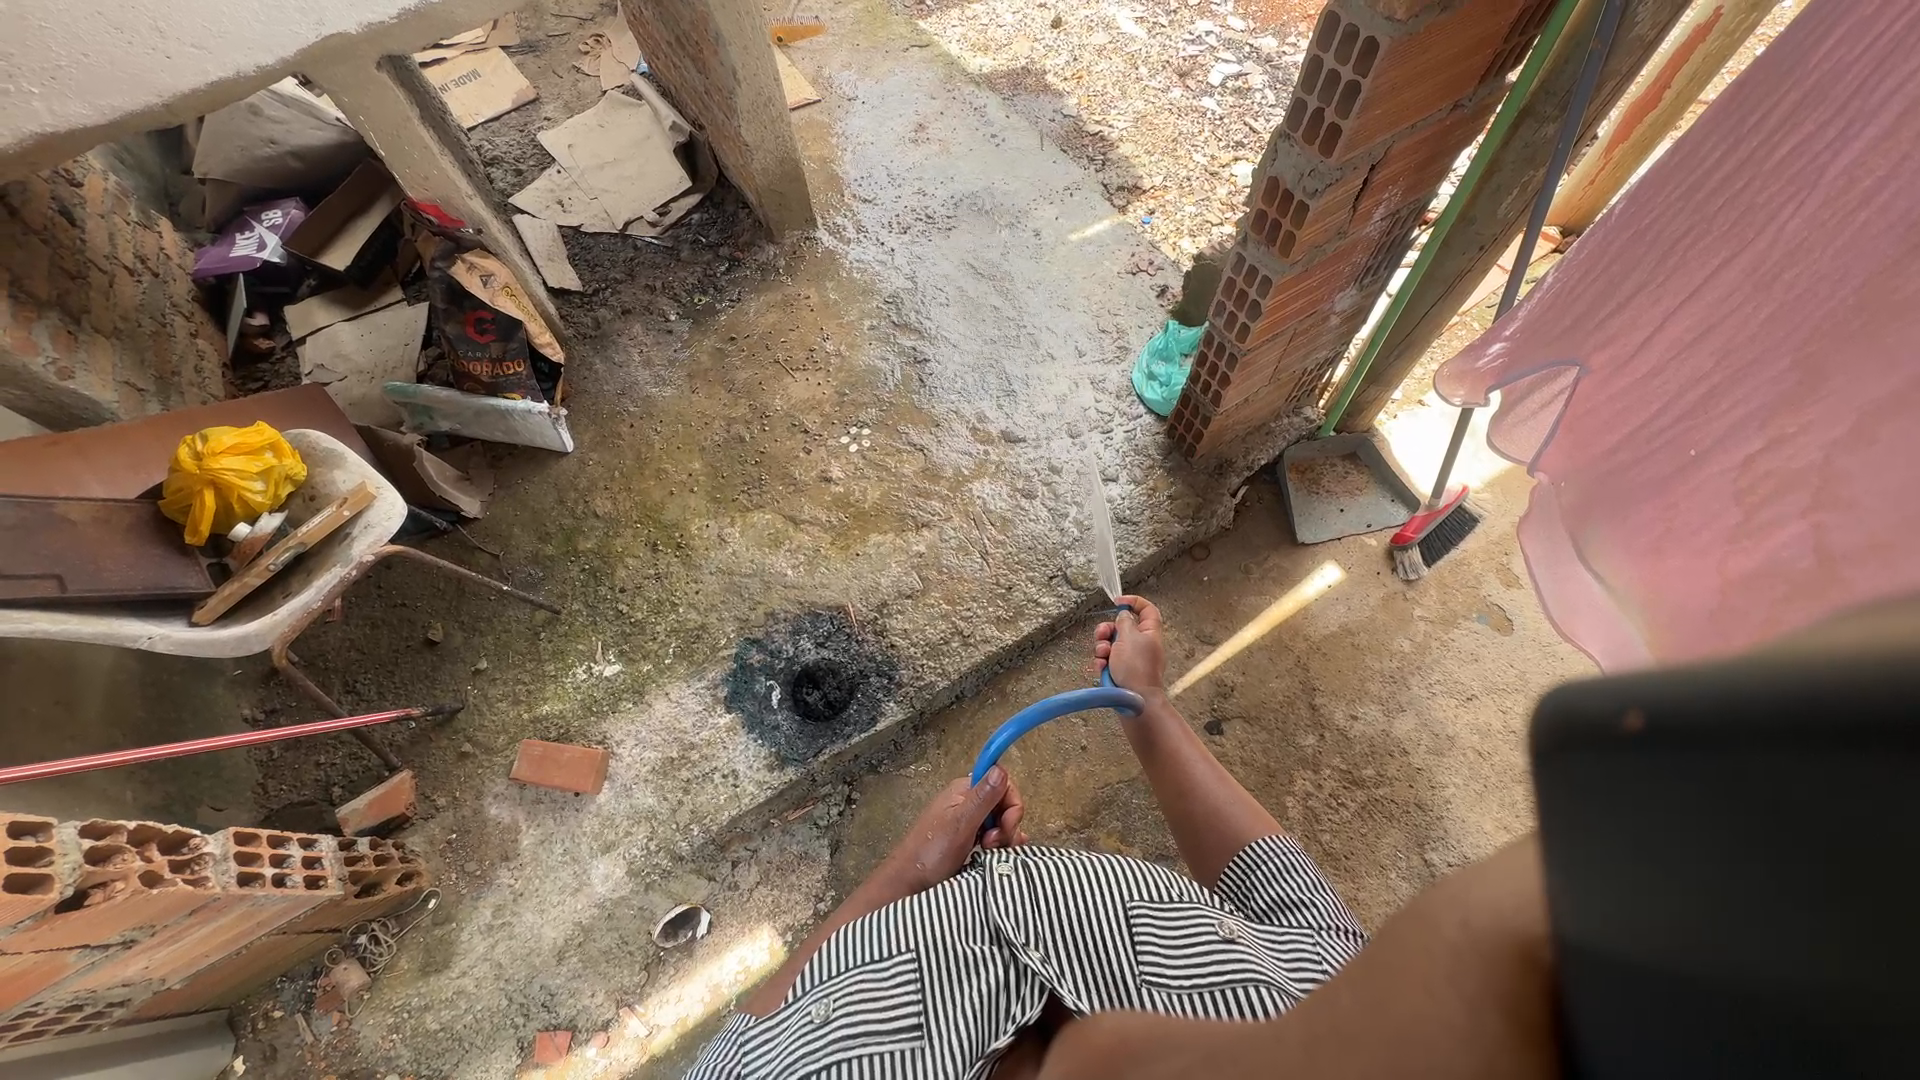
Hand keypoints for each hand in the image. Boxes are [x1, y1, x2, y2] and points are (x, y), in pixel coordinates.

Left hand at [879, 767, 1027, 893]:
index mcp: (965, 790)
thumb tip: (1001, 768)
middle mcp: (969, 802)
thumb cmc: (931, 852)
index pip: (1002, 783)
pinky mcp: (970, 842)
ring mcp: (969, 823)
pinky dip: (1001, 845)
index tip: (1004, 825)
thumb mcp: (960, 824)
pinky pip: (995, 838)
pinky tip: (1000, 855)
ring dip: (1003, 839)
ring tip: (988, 852)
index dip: (1010, 803)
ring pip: (1001, 823)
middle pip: (1004, 805)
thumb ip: (982, 797)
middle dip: (1007, 825)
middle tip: (991, 843)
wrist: (910, 885)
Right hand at [1095, 594, 1166, 701]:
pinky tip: (1101, 668)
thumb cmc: (1136, 670)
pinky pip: (1105, 659)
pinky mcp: (1119, 670)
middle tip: (1103, 635)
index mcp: (1150, 633)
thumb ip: (1124, 622)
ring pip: (1109, 643)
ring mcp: (1130, 658)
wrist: (1134, 700)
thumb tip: (1123, 616)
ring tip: (1103, 656)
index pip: (1147, 609)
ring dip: (1101, 647)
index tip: (1118, 602)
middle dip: (1107, 630)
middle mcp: (1141, 644)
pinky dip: (1101, 662)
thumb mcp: (1129, 638)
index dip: (1133, 602)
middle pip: (1121, 626)